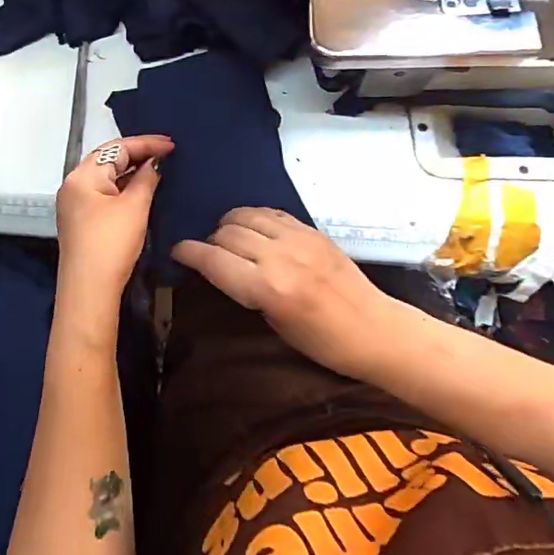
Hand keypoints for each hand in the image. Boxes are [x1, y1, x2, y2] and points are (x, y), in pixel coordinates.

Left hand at [56, 135, 174, 299]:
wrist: (89, 288)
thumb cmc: (111, 243)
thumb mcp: (134, 207)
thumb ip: (146, 178)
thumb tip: (154, 162)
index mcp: (81, 176)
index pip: (115, 148)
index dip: (145, 143)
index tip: (172, 144)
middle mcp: (73, 185)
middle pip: (107, 160)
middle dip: (137, 154)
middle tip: (167, 153)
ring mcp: (74, 203)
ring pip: (106, 177)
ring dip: (131, 172)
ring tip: (159, 167)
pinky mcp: (80, 220)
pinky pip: (103, 193)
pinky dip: (122, 188)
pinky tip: (141, 189)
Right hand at [172, 207, 396, 371]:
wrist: (375, 330)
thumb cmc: (321, 342)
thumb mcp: (272, 322)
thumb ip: (242, 289)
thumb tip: (217, 267)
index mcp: (268, 289)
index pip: (213, 259)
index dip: (188, 253)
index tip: (178, 252)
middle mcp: (280, 257)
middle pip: (226, 232)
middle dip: (210, 241)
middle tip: (209, 254)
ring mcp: (299, 239)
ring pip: (245, 215)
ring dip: (229, 225)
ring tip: (229, 239)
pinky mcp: (312, 230)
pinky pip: (271, 212)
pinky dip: (254, 218)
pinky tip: (254, 230)